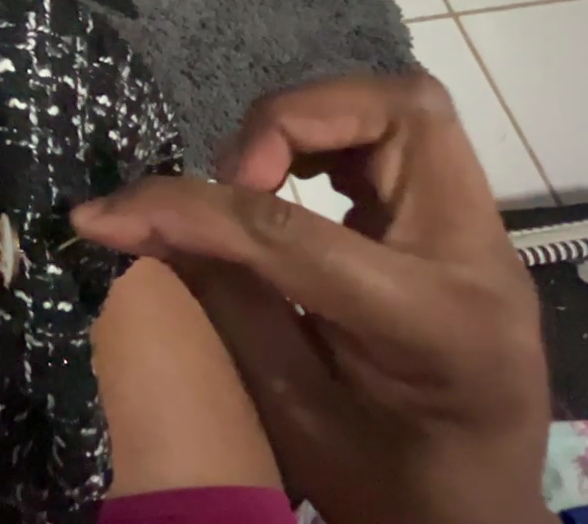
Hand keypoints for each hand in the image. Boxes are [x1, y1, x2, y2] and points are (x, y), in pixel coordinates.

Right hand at [71, 74, 554, 523]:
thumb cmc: (382, 486)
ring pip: (399, 105)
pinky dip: (323, 134)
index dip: (187, 208)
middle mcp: (477, 258)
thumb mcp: (284, 404)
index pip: (291, 230)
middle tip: (229, 177)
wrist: (474, 519)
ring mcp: (479, 232)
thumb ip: (214, 291)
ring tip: (250, 176)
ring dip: (306, 120)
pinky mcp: (457, 220)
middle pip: (399, 111)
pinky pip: (392, 133)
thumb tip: (126, 215)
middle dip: (288, 120)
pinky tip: (285, 176)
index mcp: (436, 327)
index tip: (108, 214)